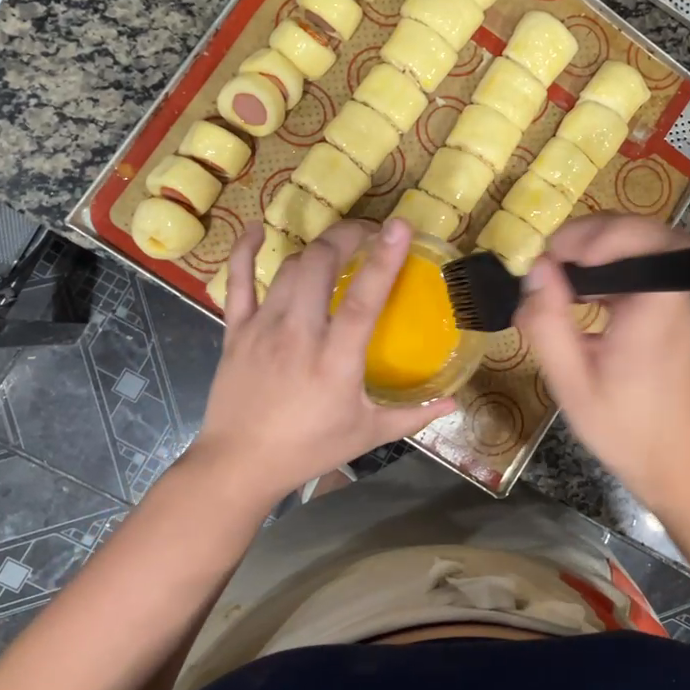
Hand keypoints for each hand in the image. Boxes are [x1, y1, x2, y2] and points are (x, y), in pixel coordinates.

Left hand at [189, 218, 454, 501]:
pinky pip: (237, 281)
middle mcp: (297, 335)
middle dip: (345, 237)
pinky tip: (257, 231)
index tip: (399, 226)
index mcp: (335, 361)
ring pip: (288, 268)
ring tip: (336, 248)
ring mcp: (262, 328)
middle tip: (368, 236)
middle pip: (318, 265)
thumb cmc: (309, 449)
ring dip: (316, 250)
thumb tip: (453, 402)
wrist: (240, 464)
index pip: (362, 300)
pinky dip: (244, 251)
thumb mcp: (368, 435)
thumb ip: (413, 416)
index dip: (383, 260)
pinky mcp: (236, 331)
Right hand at [514, 214, 689, 495]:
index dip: (599, 236)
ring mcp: (675, 299)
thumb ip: (549, 325)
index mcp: (655, 308)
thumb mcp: (571, 383)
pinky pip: (640, 267)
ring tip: (558, 276)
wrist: (674, 457)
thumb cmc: (624, 428)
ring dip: (596, 249)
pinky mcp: (668, 307)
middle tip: (549, 264)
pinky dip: (607, 267)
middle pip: (641, 231)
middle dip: (590, 236)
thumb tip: (535, 271)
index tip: (557, 261)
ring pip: (640, 244)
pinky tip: (580, 293)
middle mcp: (673, 293)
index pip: (643, 239)